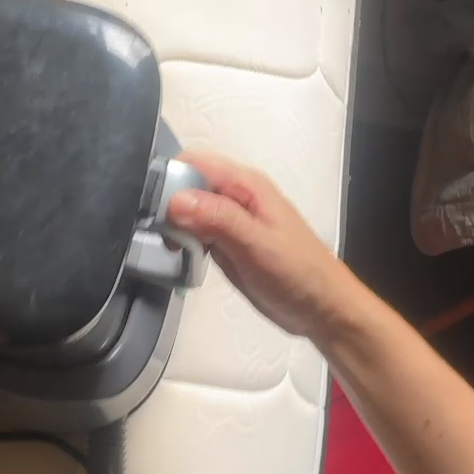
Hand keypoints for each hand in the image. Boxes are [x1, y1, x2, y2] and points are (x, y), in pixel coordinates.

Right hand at [165, 151, 366, 340]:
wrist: (321, 309)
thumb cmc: (297, 273)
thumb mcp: (256, 244)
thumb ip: (218, 219)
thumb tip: (175, 201)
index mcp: (245, 185)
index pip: (193, 163)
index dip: (169, 180)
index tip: (152, 210)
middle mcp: (234, 197)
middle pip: (185, 185)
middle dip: (166, 205)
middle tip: (156, 235)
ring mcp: (229, 222)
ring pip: (187, 210)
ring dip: (172, 226)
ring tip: (165, 248)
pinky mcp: (225, 245)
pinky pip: (194, 234)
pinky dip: (182, 243)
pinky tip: (178, 258)